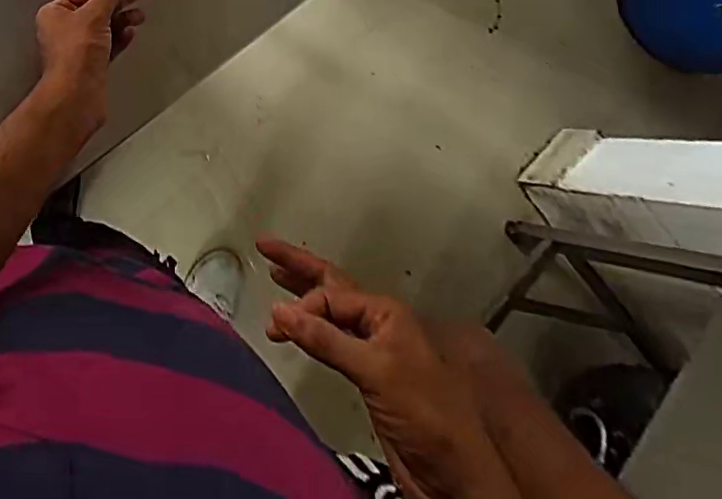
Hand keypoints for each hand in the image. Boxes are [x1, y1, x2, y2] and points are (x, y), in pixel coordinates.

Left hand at [33, 0, 147, 135]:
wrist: (77, 96)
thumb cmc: (74, 57)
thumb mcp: (95, 14)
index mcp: (55, 12)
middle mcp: (64, 28)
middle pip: (97, 6)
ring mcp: (78, 47)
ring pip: (105, 25)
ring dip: (123, 17)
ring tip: (138, 14)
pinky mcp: (91, 63)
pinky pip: (109, 43)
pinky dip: (121, 36)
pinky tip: (130, 32)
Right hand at [258, 239, 519, 498]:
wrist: (455, 477)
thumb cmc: (428, 417)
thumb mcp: (376, 371)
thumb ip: (326, 339)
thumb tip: (280, 311)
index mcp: (385, 313)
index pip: (329, 295)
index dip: (302, 306)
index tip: (278, 326)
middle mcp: (377, 324)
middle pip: (330, 285)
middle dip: (297, 265)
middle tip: (265, 246)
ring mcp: (371, 349)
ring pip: (329, 309)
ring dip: (301, 292)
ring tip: (276, 273)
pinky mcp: (364, 375)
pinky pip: (329, 337)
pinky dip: (308, 326)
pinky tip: (297, 325)